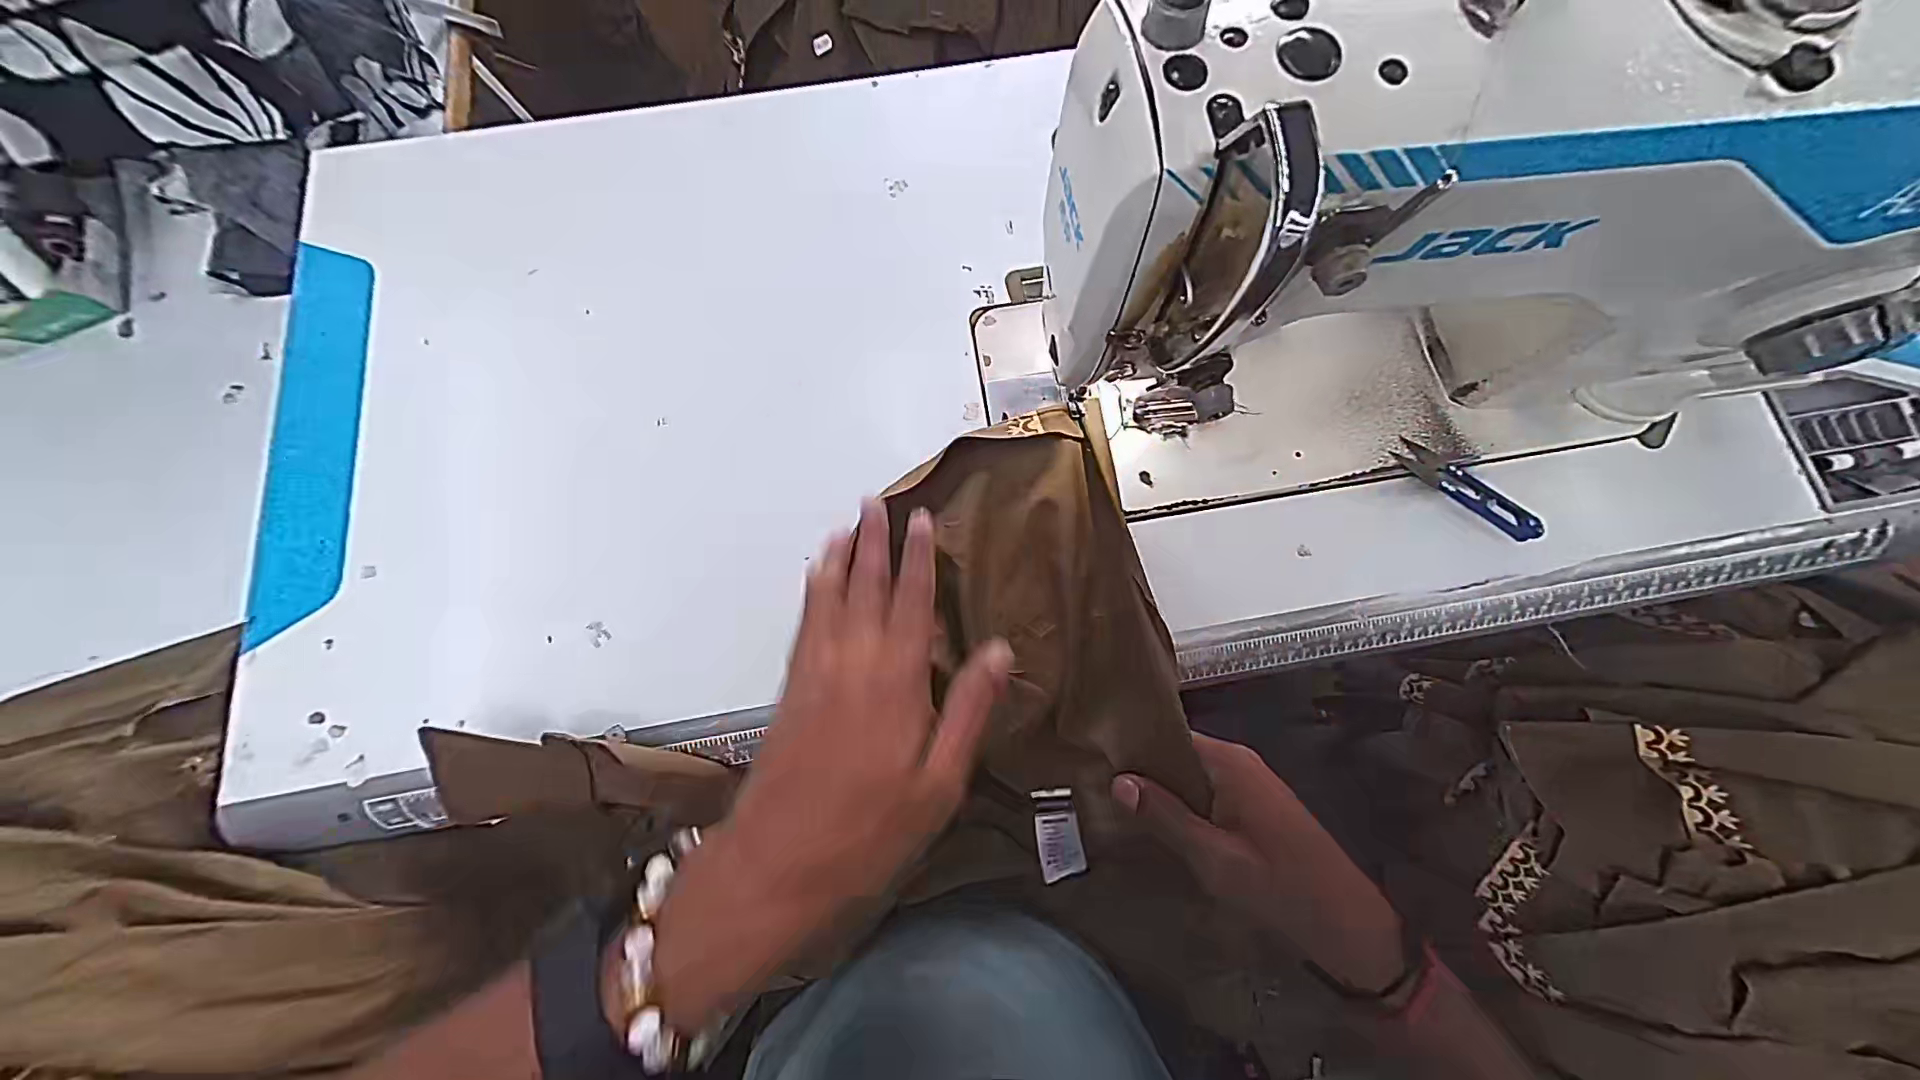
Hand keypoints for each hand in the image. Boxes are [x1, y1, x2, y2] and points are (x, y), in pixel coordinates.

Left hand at [650, 499, 1012, 1029]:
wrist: (778, 864)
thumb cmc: (872, 830)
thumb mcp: (940, 783)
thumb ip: (968, 709)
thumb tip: (1000, 649)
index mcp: (897, 681)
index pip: (912, 602)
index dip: (918, 558)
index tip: (921, 519)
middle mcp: (853, 662)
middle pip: (866, 587)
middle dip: (875, 542)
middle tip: (878, 502)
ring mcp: (815, 671)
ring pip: (829, 597)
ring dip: (840, 557)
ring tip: (847, 524)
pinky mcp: (790, 687)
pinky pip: (805, 622)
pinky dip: (813, 590)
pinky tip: (816, 578)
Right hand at [1113, 733, 1407, 993]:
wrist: (1350, 927)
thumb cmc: (1280, 886)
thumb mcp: (1214, 857)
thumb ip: (1165, 816)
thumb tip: (1117, 779)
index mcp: (1229, 762)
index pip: (1168, 734)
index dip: (1134, 745)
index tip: (1097, 758)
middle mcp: (1239, 761)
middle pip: (1178, 753)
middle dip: (1144, 771)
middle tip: (1101, 786)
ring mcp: (1249, 782)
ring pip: (1191, 775)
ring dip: (1163, 790)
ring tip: (1120, 804)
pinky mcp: (1255, 804)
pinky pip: (1207, 791)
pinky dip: (1183, 804)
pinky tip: (1160, 823)